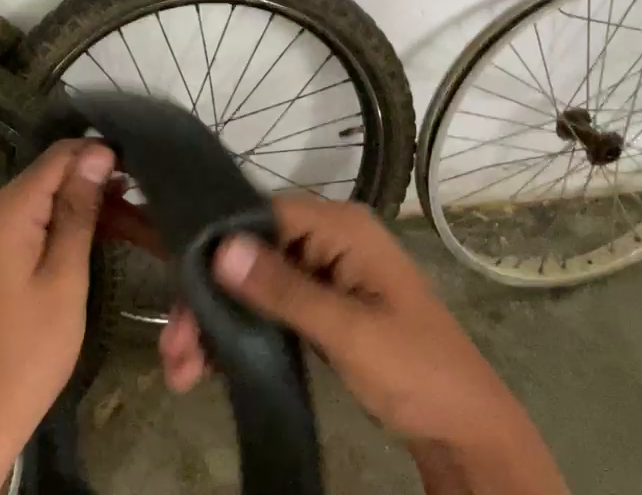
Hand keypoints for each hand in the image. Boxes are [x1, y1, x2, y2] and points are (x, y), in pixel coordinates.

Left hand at [0, 139, 113, 494]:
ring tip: (148, 228)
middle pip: (56, 177)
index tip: (148, 171)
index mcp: (4, 209)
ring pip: (52, 200)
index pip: (59, 156)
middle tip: (156, 210)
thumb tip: (98, 151)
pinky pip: (39, 222)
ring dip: (95, 210)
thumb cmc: (30, 350)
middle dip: (104, 187)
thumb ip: (79, 210)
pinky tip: (114, 238)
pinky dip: (73, 228)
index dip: (102, 156)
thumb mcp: (65, 277)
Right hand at [158, 195, 566, 493]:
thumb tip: (221, 248)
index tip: (176, 282)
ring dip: (214, 321)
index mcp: (341, 227)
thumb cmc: (416, 370)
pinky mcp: (319, 304)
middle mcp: (327, 239)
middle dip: (207, 297)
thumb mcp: (349, 332)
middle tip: (175, 348)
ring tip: (181, 369)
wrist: (466, 429)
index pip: (261, 213)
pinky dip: (237, 332)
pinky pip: (266, 306)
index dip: (215, 241)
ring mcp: (323, 272)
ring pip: (250, 282)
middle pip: (248, 251)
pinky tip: (208, 364)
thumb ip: (284, 289)